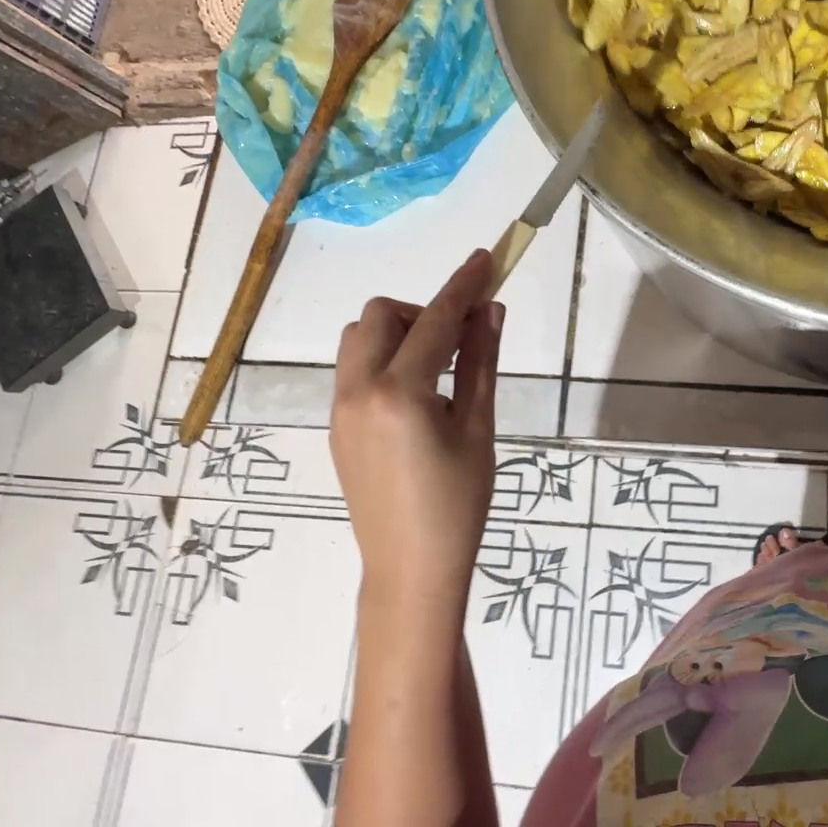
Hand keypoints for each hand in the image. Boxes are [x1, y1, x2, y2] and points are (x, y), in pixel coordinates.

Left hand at [330, 250, 504, 599]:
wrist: (410, 568)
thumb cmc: (458, 503)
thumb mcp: (478, 428)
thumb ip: (481, 362)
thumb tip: (491, 311)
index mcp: (399, 392)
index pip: (435, 321)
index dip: (463, 287)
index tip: (485, 259)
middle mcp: (358, 391)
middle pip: (379, 316)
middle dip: (421, 310)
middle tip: (461, 337)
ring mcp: (340, 409)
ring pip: (358, 339)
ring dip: (398, 333)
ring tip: (437, 367)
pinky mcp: (337, 426)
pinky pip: (353, 369)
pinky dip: (384, 359)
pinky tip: (417, 396)